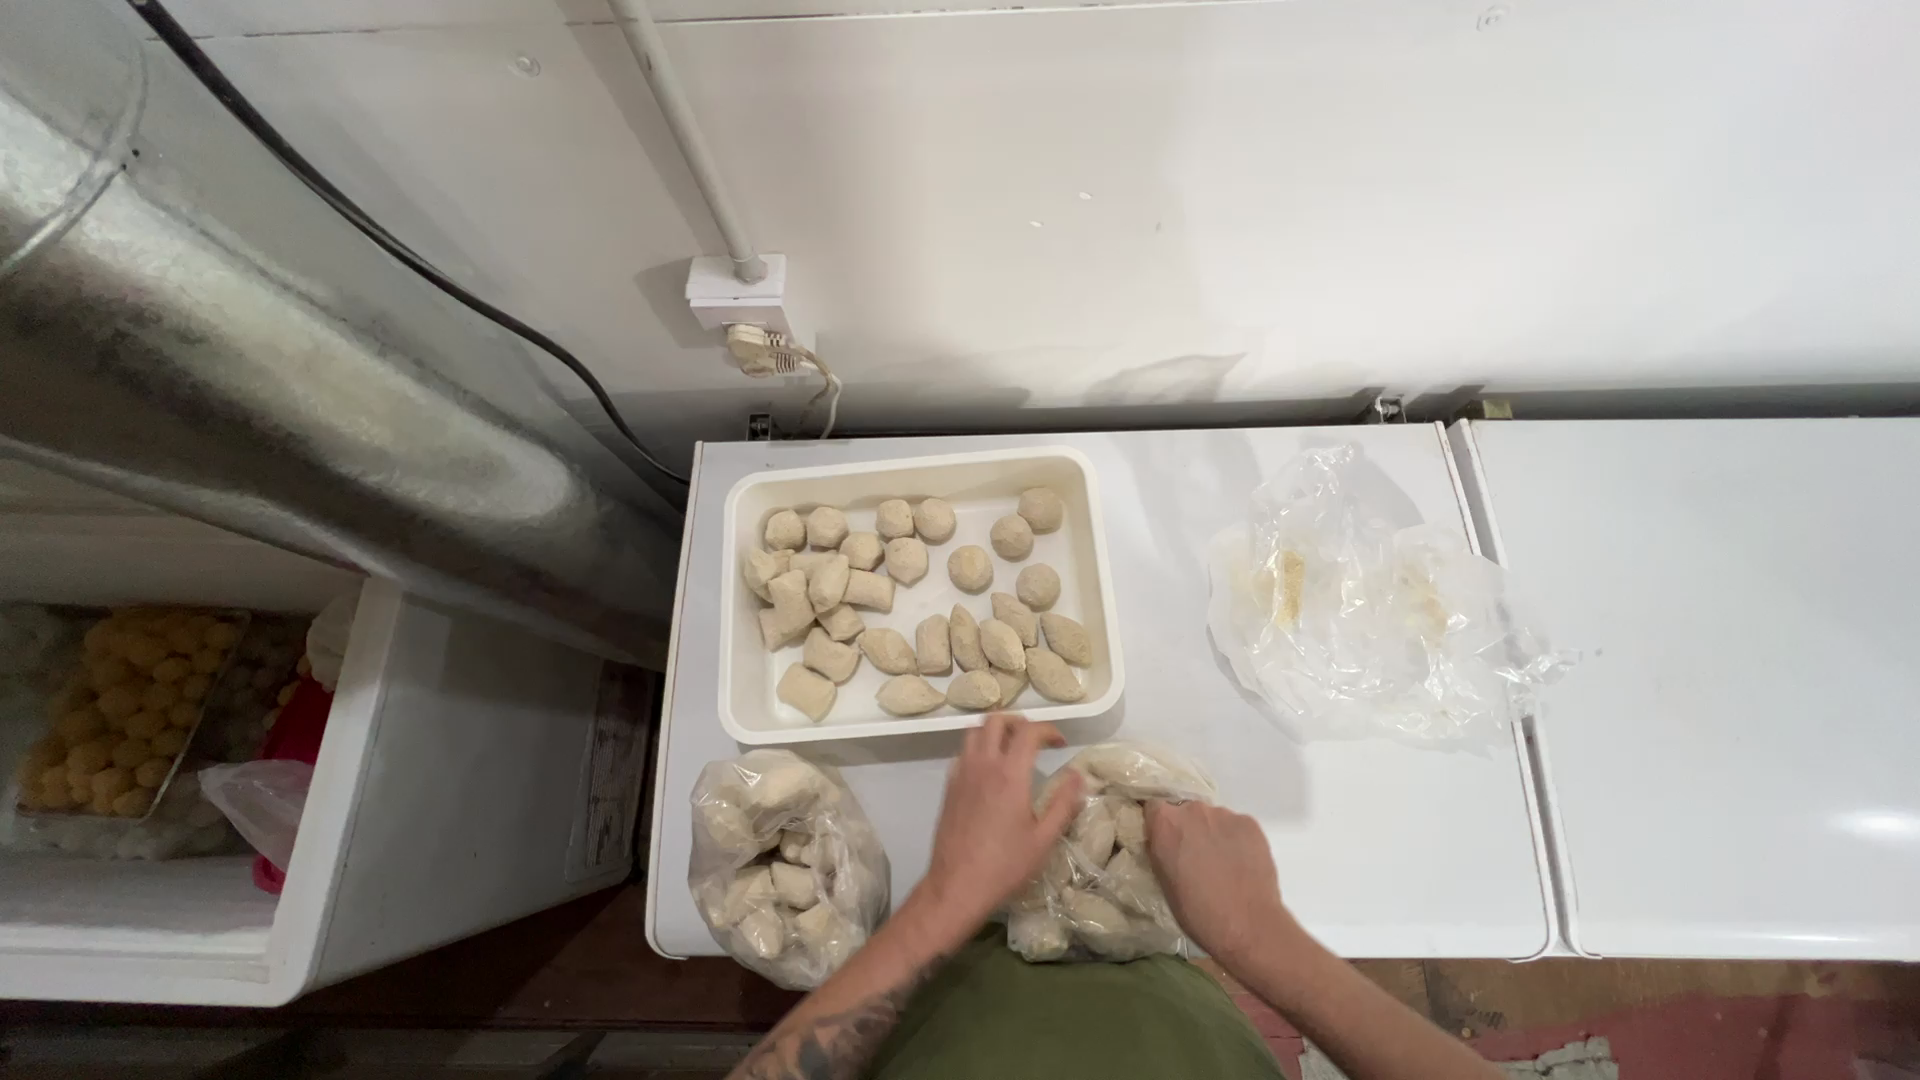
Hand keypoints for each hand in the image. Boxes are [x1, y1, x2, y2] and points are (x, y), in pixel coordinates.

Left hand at [909, 713, 1082, 943]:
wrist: (956, 886)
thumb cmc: (1005, 866)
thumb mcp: (1043, 839)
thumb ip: (1063, 803)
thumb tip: (1078, 776)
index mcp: (1010, 774)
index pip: (1029, 732)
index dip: (1048, 730)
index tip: (1060, 743)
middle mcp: (983, 765)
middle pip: (996, 721)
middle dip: (1019, 722)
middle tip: (1035, 739)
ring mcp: (962, 774)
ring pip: (975, 732)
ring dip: (995, 731)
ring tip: (1012, 747)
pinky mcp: (949, 786)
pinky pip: (963, 753)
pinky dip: (978, 749)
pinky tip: (989, 770)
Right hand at [1145, 800, 1296, 965]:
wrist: (1248, 926)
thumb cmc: (1197, 911)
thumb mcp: (1163, 881)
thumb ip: (1160, 851)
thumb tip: (1164, 843)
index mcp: (1165, 822)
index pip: (1154, 808)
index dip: (1159, 825)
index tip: (1165, 842)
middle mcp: (1192, 809)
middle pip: (1185, 811)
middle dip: (1188, 829)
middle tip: (1195, 857)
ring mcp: (1224, 814)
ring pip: (1213, 818)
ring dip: (1213, 834)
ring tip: (1223, 864)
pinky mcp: (1250, 823)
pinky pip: (1236, 826)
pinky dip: (1236, 840)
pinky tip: (1241, 864)